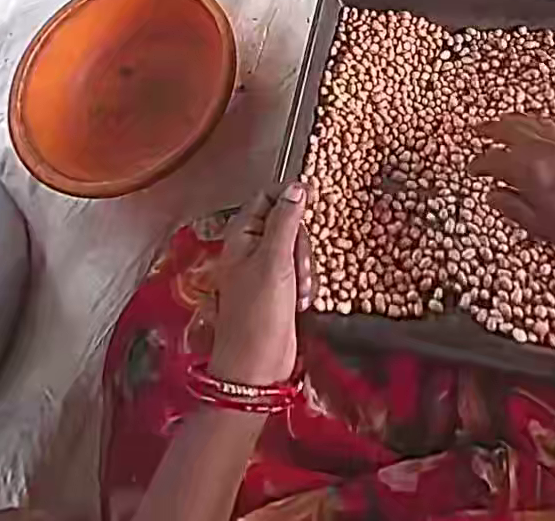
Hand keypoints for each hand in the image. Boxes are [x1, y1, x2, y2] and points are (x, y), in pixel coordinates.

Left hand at [209, 182, 312, 384]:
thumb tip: (298, 186)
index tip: (312, 196)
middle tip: (299, 264)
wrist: (256, 368)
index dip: (288, 194)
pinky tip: (303, 298)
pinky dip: (305, 280)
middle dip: (300, 239)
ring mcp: (264, 268)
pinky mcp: (278, 287)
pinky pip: (299, 268)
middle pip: (286, 220)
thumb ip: (286, 220)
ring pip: (296, 244)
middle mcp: (251, 247)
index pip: (266, 196)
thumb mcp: (275, 260)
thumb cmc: (260, 311)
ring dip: (305, 263)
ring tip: (301, 287)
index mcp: (242, 235)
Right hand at [468, 114, 554, 268]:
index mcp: (530, 170)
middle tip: (478, 131)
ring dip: (514, 120)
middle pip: (511, 130)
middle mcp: (545, 150)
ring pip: (533, 122)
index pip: (495, 160)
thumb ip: (511, 205)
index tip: (473, 169)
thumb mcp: (538, 226)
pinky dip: (540, 122)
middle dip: (491, 129)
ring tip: (502, 122)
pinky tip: (536, 125)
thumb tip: (493, 193)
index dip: (480, 164)